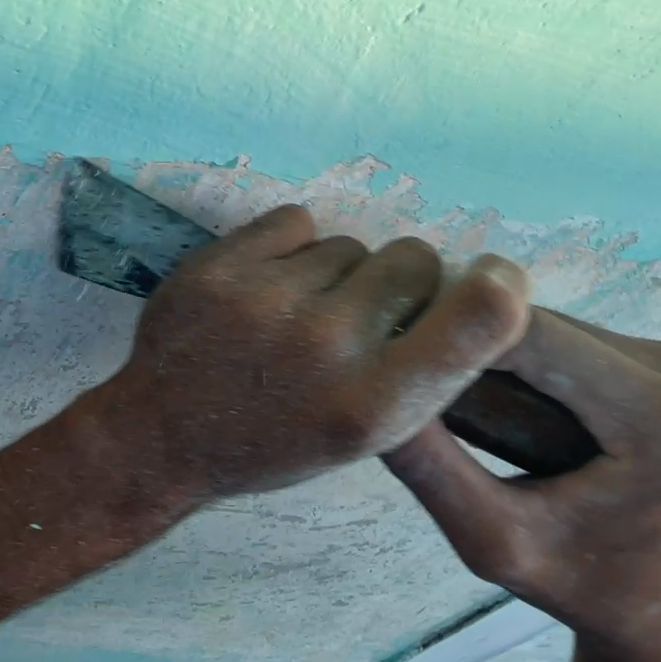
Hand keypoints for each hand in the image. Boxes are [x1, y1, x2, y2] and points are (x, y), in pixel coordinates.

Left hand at [87, 205, 532, 500]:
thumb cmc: (272, 441)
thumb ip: (416, 368)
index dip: (498, 288)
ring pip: (348, 244)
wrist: (162, 433)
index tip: (494, 278)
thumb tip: (463, 286)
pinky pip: (295, 220)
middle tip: (358, 313)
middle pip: (412, 260)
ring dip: (336, 270)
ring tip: (296, 310)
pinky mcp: (220, 264)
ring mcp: (267, 297)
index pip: (478, 320)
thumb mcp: (362, 436)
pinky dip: (291, 244)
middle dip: (398, 281)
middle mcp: (327, 344)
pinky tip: (267, 280)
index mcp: (374, 406)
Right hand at [383, 310, 660, 661]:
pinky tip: (479, 386)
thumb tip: (363, 387)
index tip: (391, 345)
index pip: (528, 331)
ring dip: (482, 342)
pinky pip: (557, 334)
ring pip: (539, 320)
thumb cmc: (580, 586)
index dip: (453, 326)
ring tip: (434, 379)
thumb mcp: (489, 541)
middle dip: (464, 337)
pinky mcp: (651, 361)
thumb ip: (430, 466)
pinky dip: (509, 352)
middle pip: (533, 319)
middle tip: (402, 366)